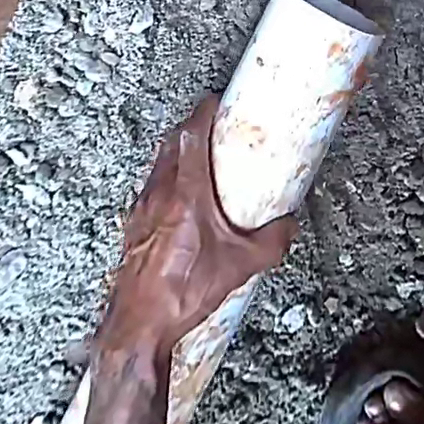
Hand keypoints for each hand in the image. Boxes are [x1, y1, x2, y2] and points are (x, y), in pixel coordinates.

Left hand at [99, 95, 298, 357]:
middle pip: (172, 142)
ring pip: (159, 162)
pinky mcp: (134, 222)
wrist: (140, 321)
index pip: (191, 136)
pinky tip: (179, 195)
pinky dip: (166, 175)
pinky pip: (151, 184)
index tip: (215, 101)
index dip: (203, 113)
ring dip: (176, 150)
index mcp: (186, 193)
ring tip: (197, 155)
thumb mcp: (240, 266)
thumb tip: (288, 226)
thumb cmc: (182, 291)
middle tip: (209, 123)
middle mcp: (160, 192)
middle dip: (190, 126)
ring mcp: (143, 206)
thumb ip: (272, 242)